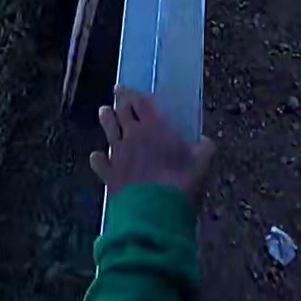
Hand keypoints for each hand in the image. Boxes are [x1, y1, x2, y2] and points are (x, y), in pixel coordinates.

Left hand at [90, 86, 215, 205]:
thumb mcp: (203, 162)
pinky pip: (100, 162)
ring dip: (106, 120)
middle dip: (119, 101)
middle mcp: (132, 135)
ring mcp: (118, 154)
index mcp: (154, 126)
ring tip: (103, 111)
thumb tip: (205, 141)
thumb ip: (205, 148)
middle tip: (117, 94)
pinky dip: (98, 158)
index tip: (125, 87)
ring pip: (109, 131)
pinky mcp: (109, 175)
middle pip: (122, 112)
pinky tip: (96, 156)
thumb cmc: (181, 182)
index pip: (140, 102)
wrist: (154, 214)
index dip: (133, 93)